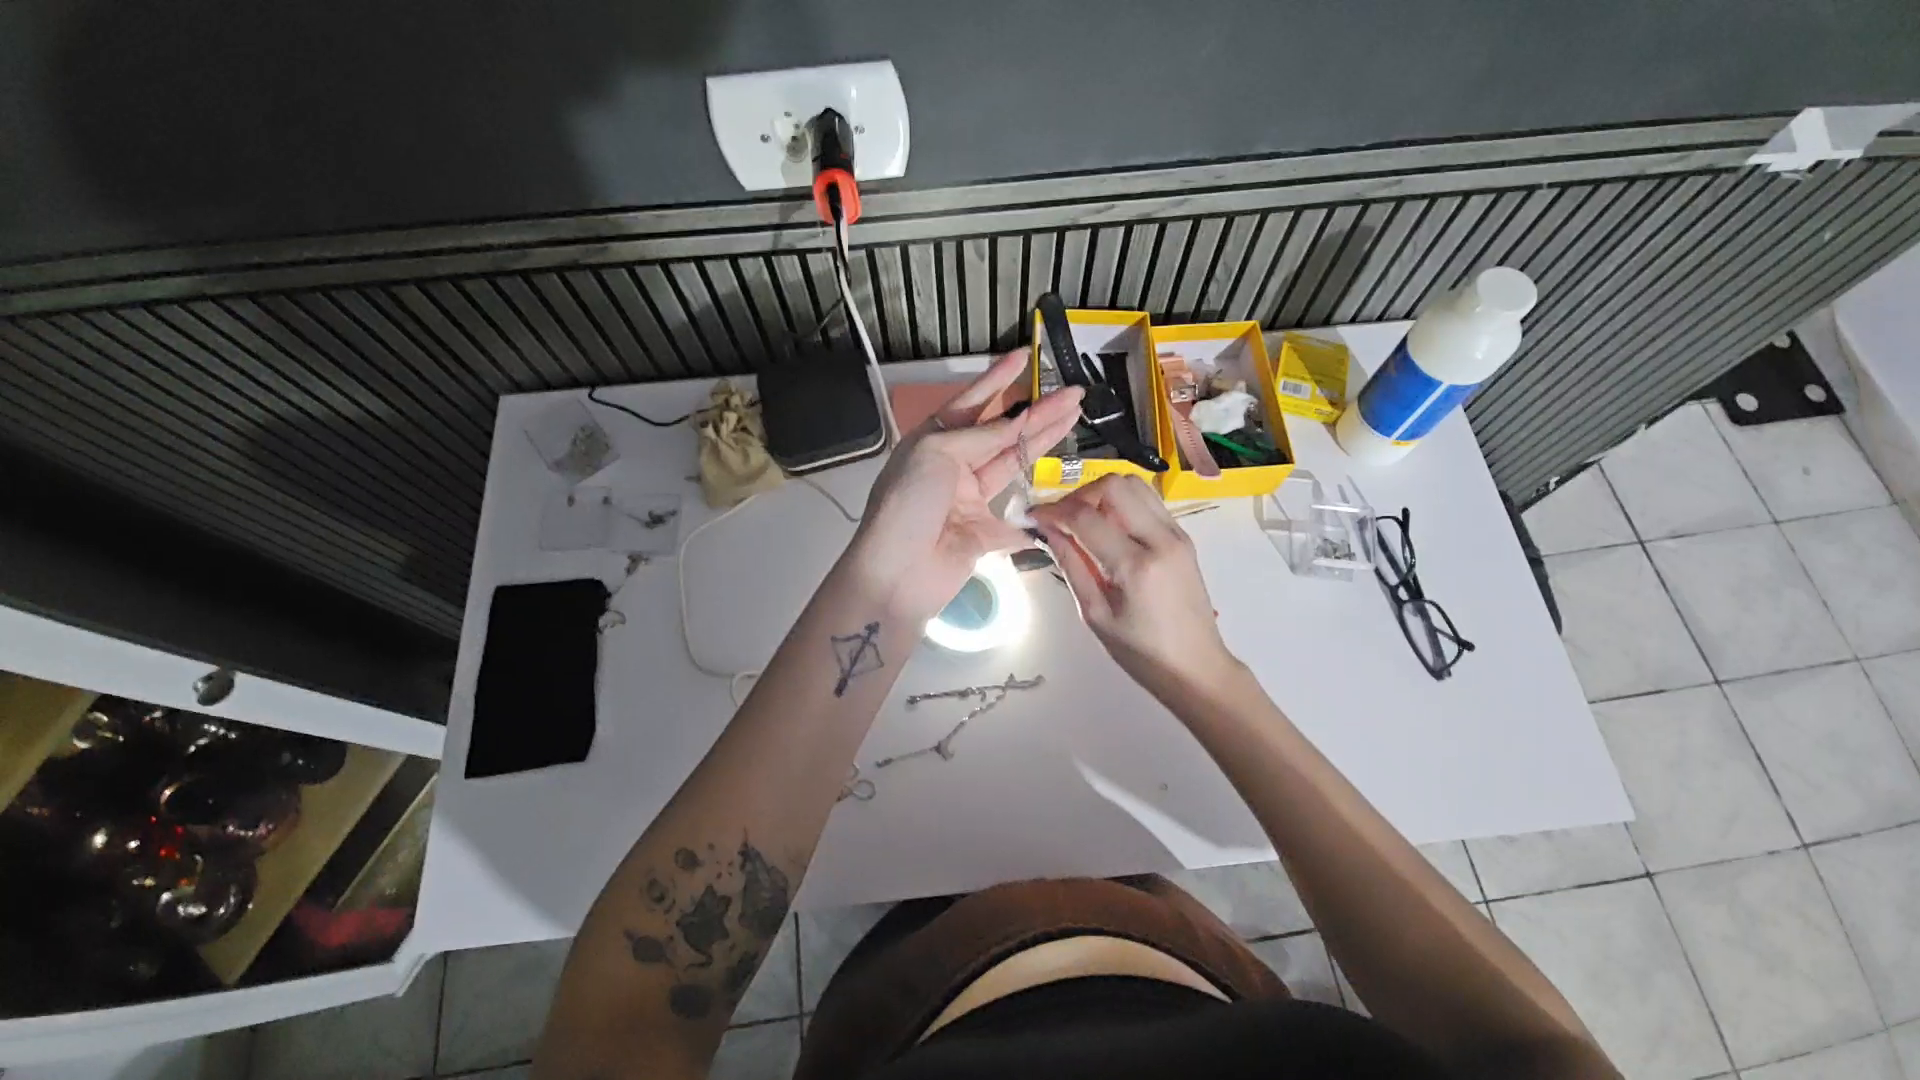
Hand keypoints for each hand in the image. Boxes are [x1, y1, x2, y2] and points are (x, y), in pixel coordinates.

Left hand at [845, 348, 1082, 622]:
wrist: (896, 574)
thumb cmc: (907, 505)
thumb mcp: (937, 454)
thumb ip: (981, 436)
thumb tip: (1018, 423)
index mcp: (933, 441)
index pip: (971, 403)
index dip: (997, 380)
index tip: (1023, 357)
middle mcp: (952, 466)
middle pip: (1001, 434)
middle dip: (1036, 412)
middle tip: (1073, 393)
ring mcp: (969, 501)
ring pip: (1013, 467)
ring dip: (1043, 444)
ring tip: (1074, 418)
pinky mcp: (984, 534)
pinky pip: (1017, 520)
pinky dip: (1038, 511)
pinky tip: (1064, 490)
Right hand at [1029, 475, 1243, 699]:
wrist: (1196, 666)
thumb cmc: (1142, 653)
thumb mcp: (1096, 614)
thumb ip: (1072, 566)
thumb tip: (1047, 530)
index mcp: (1136, 566)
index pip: (1086, 517)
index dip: (1053, 511)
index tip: (1034, 517)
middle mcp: (1161, 539)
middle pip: (1114, 485)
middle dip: (1079, 495)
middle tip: (1062, 518)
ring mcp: (1177, 534)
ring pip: (1135, 485)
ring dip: (1103, 495)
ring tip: (1084, 521)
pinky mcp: (1183, 537)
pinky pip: (1148, 502)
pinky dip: (1122, 504)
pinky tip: (1108, 529)